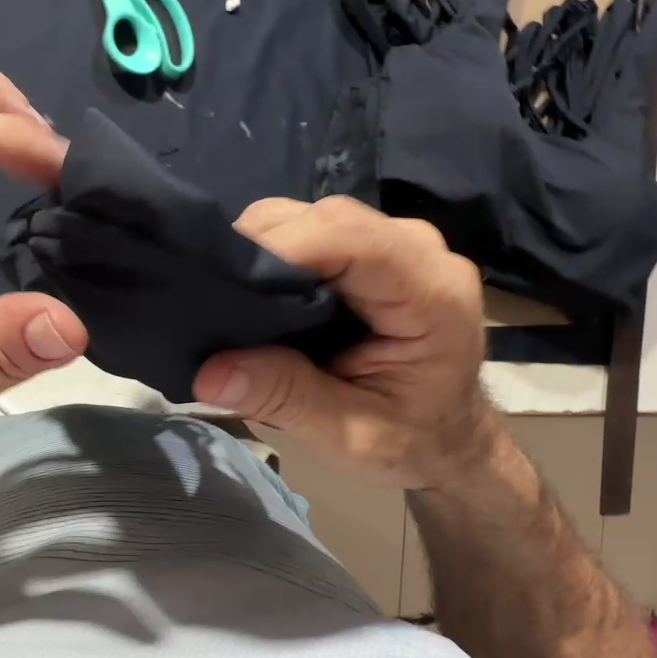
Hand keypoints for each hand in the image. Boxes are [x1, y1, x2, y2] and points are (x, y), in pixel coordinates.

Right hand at [191, 196, 494, 489]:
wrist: (448, 439)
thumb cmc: (411, 442)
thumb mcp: (348, 435)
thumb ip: (286, 397)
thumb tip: (208, 371)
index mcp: (432, 297)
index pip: (353, 241)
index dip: (284, 247)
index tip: (221, 279)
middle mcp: (419, 252)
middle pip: (327, 218)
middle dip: (261, 247)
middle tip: (211, 296)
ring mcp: (396, 243)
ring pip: (313, 216)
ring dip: (263, 249)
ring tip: (227, 296)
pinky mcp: (372, 248)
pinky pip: (313, 230)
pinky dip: (274, 253)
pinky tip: (254, 291)